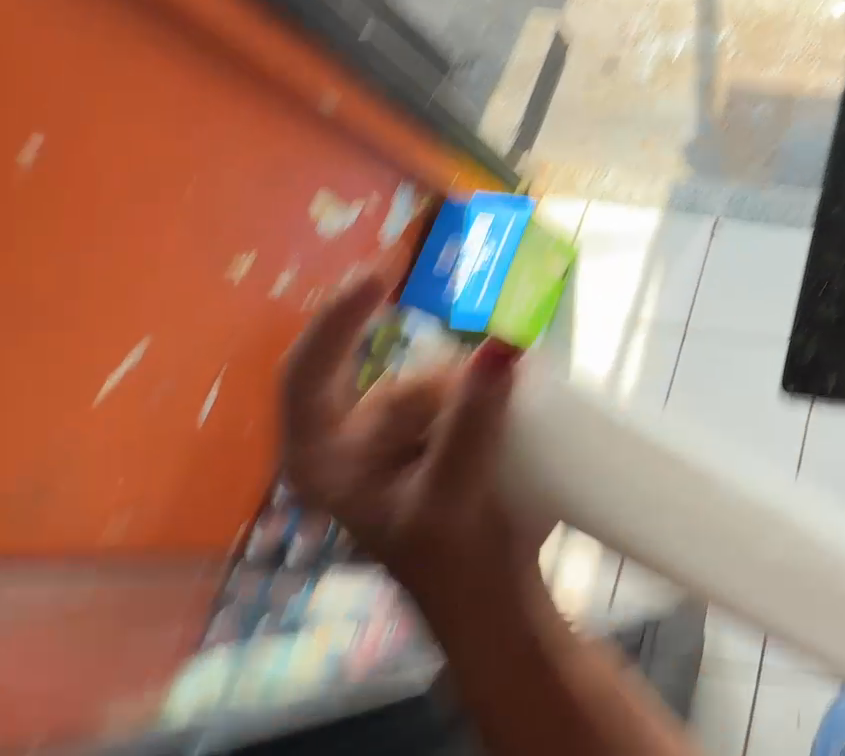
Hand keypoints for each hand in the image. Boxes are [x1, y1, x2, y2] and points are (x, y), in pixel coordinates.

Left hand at [281, 275, 546, 613]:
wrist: (493, 590)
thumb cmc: (454, 558)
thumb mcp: (452, 493)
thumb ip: (471, 420)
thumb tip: (500, 347)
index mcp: (324, 461)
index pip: (308, 374)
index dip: (338, 321)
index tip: (381, 274)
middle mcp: (352, 442)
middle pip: (398, 379)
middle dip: (450, 383)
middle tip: (500, 401)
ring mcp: (400, 439)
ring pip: (438, 381)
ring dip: (476, 384)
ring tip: (513, 416)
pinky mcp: (441, 436)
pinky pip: (461, 390)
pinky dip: (487, 382)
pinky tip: (514, 386)